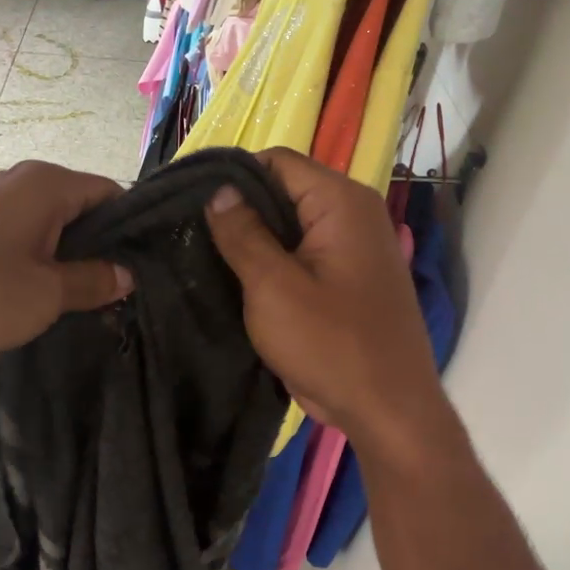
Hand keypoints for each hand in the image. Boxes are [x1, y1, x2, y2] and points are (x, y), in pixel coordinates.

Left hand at [0, 161, 134, 355]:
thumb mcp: (45, 294)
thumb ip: (92, 282)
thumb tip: (126, 274)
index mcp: (47, 184)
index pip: (112, 195)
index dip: (132, 232)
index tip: (145, 273)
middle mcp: (20, 184)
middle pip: (80, 213)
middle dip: (99, 253)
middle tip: (119, 299)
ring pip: (47, 233)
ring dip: (65, 266)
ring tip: (85, 308)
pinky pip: (18, 246)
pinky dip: (34, 270)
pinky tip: (43, 305)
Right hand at [205, 147, 449, 454]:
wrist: (386, 408)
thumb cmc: (330, 345)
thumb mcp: (273, 287)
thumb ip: (243, 234)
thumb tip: (218, 191)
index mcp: (341, 203)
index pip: (276, 162)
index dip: (229, 177)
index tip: (184, 203)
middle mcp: (352, 214)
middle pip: (282, 192)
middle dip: (236, 210)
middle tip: (185, 234)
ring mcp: (351, 248)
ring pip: (288, 226)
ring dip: (250, 241)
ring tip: (201, 257)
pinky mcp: (344, 278)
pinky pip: (299, 255)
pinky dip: (268, 264)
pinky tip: (234, 282)